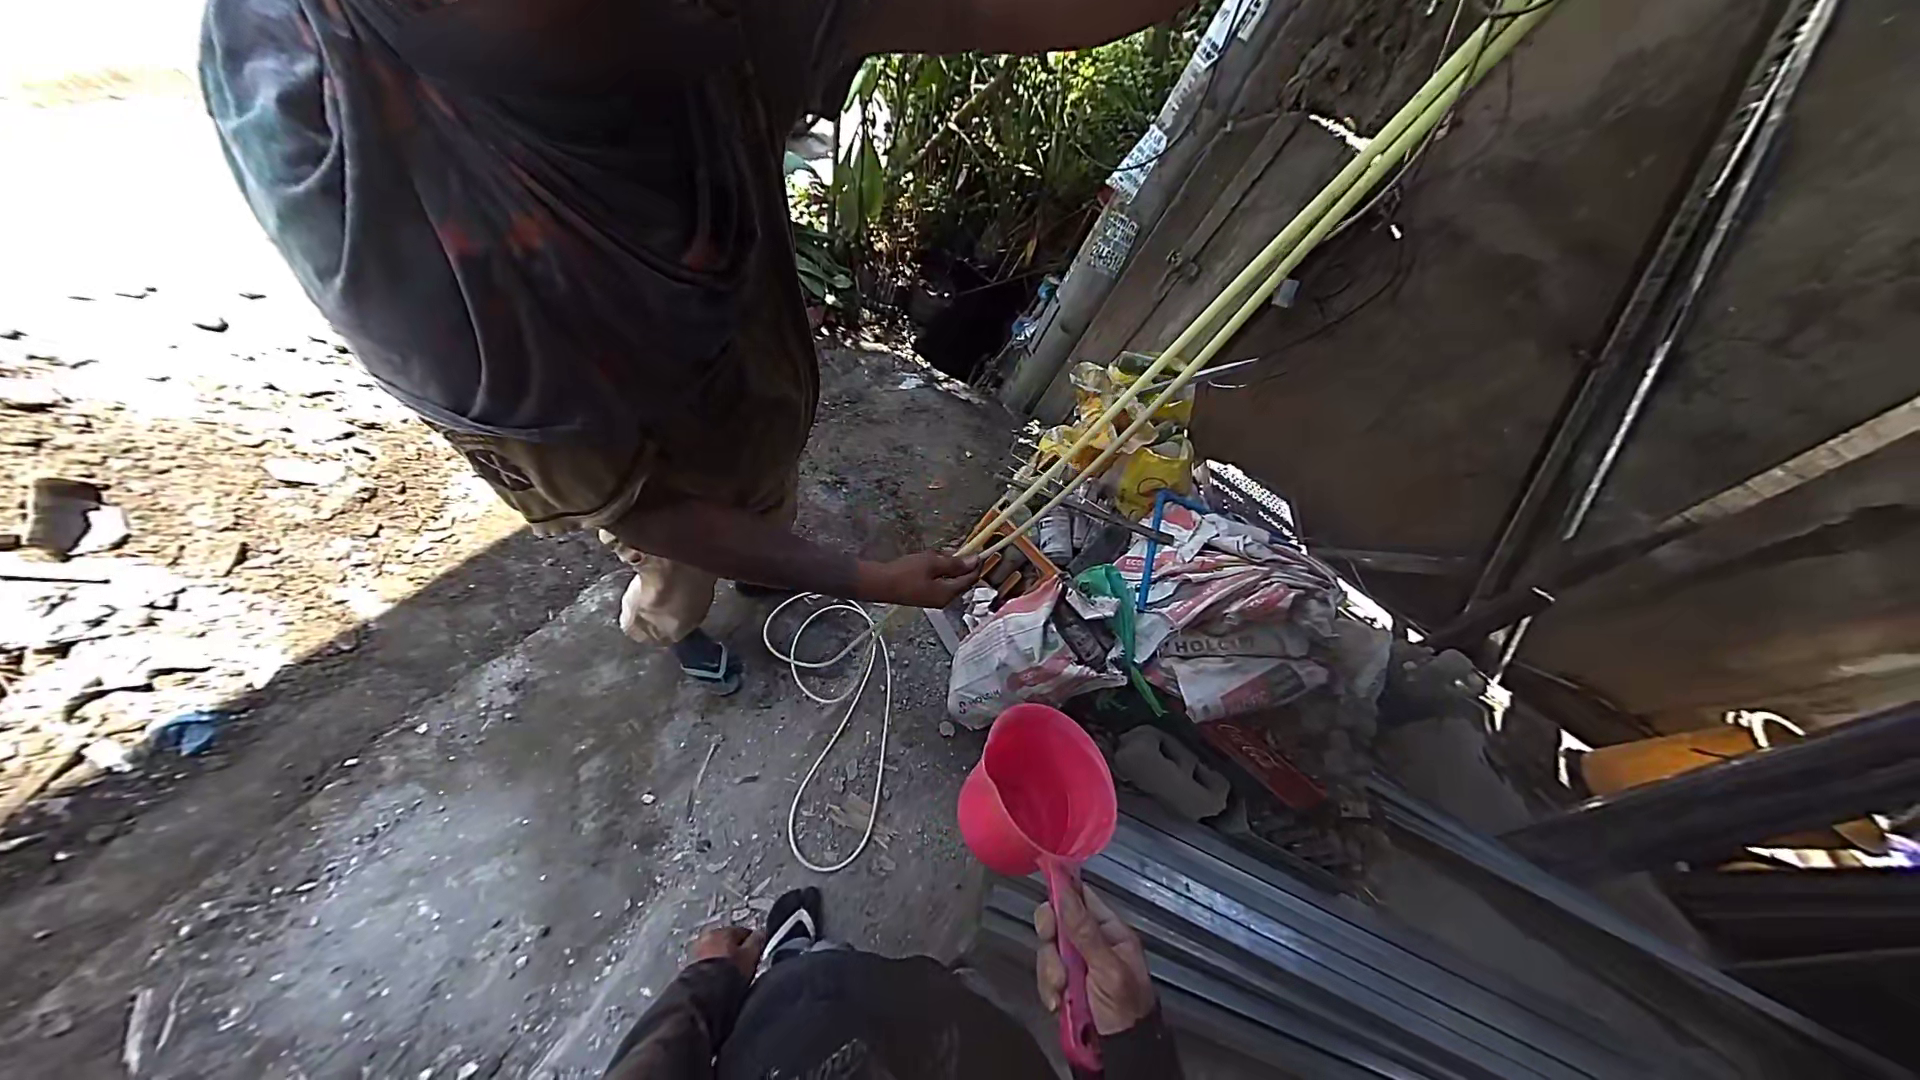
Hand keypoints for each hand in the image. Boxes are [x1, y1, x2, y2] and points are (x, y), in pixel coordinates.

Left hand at [688, 925, 764, 980]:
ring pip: (716, 956)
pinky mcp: (687, 973)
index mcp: (723, 930)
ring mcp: (696, 955)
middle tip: (743, 968)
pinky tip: (717, 986)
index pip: (744, 931)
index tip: (756, 956)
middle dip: (735, 953)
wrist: (701, 999)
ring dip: (722, 964)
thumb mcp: (751, 955)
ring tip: (730, 979)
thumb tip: (762, 933)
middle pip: (727, 943)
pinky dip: (712, 975)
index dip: (753, 945)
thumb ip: (758, 940)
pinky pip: (706, 969)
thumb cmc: (727, 974)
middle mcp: (706, 938)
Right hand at [857, 551, 982, 608]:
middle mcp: (943, 600)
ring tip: (944, 555)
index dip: (977, 565)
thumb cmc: (905, 573)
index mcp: (948, 594)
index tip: (981, 550)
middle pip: (961, 582)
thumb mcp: (933, 563)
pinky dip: (940, 572)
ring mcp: (933, 599)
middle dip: (963, 566)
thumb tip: (974, 560)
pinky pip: (939, 582)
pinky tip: (933, 562)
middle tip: (961, 550)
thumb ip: (955, 563)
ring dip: (951, 568)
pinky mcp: (923, 595)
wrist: (878, 583)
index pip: (970, 579)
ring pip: (950, 581)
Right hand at [1035, 881, 1156, 1035]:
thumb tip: (1065, 891)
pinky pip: (1045, 974)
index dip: (1063, 891)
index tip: (1047, 892)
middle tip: (1052, 947)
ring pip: (1048, 948)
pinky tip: (1059, 1002)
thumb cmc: (1127, 1011)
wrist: (1123, 1057)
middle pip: (1058, 920)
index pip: (1082, 897)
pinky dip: (1048, 989)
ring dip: (1051, 970)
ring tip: (1062, 990)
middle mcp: (1090, 942)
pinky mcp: (1064, 984)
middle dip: (1051, 937)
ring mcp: (1076, 963)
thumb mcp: (1109, 968)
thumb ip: (1085, 931)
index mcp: (1109, 931)